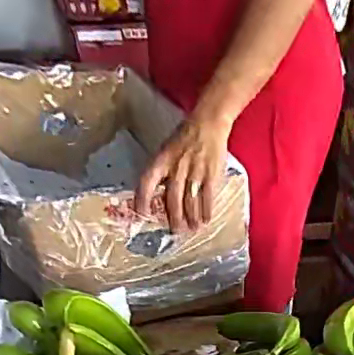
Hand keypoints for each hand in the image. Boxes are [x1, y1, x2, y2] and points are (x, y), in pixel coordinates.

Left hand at [136, 108, 234, 233]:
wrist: (208, 124)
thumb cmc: (186, 136)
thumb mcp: (169, 149)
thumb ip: (164, 169)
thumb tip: (161, 192)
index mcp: (162, 159)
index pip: (147, 181)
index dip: (143, 198)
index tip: (142, 213)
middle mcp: (176, 167)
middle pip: (172, 198)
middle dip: (174, 217)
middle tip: (175, 230)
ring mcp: (194, 172)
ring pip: (190, 200)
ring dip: (191, 217)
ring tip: (192, 229)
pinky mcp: (210, 175)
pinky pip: (207, 197)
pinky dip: (206, 211)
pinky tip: (206, 220)